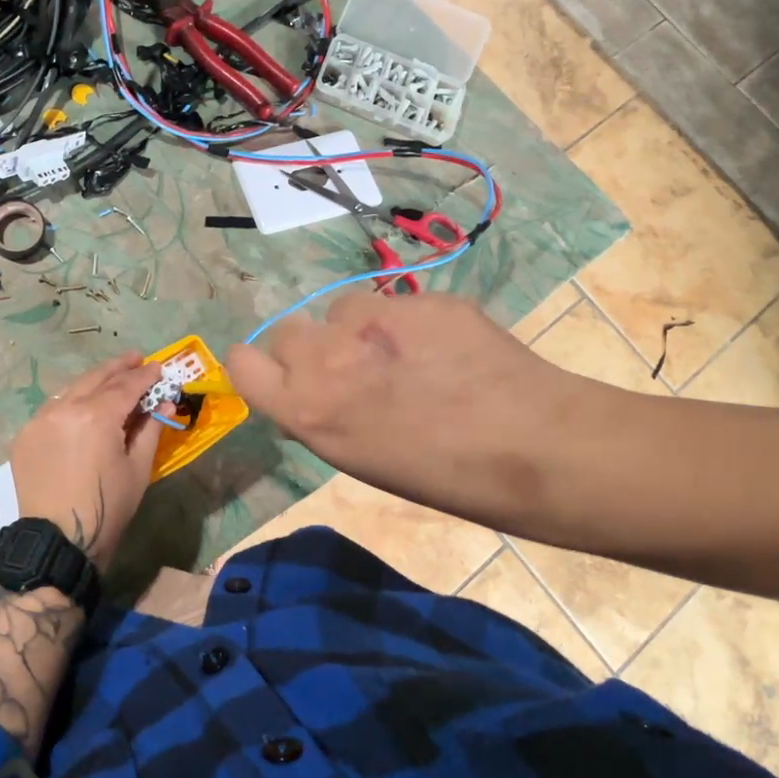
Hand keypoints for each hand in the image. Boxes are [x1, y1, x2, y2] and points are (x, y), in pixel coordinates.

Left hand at [11, 351, 166, 568]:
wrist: (59, 541)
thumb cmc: (107, 508)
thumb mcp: (137, 469)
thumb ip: (150, 429)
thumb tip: (164, 403)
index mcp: (95, 416)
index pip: (125, 386)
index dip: (144, 376)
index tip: (159, 367)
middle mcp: (63, 409)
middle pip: (95, 379)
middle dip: (117, 368)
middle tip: (136, 359)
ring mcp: (39, 421)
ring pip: (70, 390)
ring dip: (92, 382)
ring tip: (111, 379)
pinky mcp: (25, 436)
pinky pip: (52, 410)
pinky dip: (70, 403)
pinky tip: (82, 407)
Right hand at [226, 292, 587, 504]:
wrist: (537, 449)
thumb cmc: (442, 478)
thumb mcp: (358, 460)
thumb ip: (320, 417)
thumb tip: (309, 397)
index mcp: (306, 408)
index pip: (241, 361)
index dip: (260, 366)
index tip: (283, 376)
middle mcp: (326, 357)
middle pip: (288, 331)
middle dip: (312, 348)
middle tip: (354, 371)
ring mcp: (373, 320)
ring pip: (340, 310)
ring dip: (359, 330)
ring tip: (406, 357)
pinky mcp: (420, 299)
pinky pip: (395, 303)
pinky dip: (410, 322)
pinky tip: (447, 349)